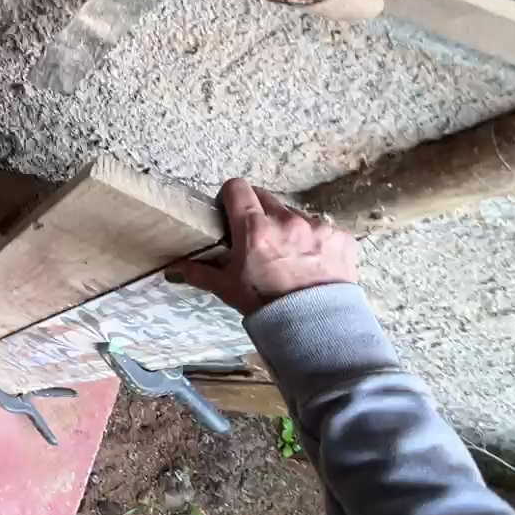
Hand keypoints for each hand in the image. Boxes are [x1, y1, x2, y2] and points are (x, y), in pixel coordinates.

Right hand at [167, 179, 357, 315]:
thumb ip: (199, 272)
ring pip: (294, 213)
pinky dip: (314, 239)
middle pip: (265, 197)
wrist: (317, 327)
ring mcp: (317, 227)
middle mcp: (286, 220)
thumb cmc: (266, 304)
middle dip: (257, 211)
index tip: (229, 211)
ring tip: (288, 253)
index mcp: (253, 228)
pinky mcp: (341, 237)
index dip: (230, 196)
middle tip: (256, 236)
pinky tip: (313, 261)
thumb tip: (172, 269)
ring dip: (286, 225)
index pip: (237, 187)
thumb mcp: (227, 288)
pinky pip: (322, 228)